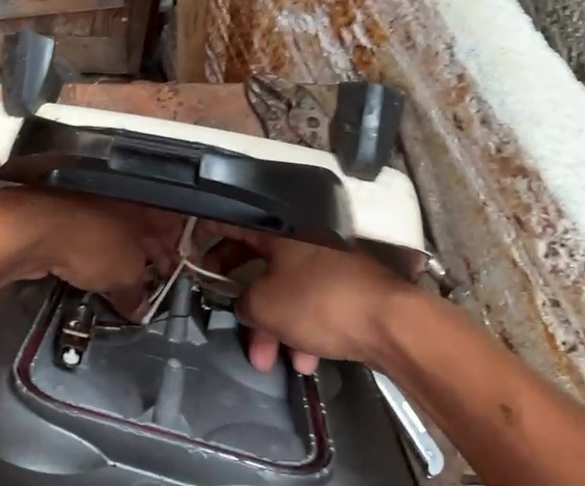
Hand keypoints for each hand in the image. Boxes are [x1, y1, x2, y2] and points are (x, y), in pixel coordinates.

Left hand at [0, 189, 179, 315]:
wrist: (36, 228)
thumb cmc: (92, 243)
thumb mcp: (125, 275)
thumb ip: (137, 293)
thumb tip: (141, 309)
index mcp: (141, 207)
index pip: (169, 231)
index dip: (173, 258)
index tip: (173, 283)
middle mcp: (119, 202)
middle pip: (140, 235)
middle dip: (145, 263)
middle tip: (147, 291)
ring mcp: (90, 209)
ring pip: (113, 239)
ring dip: (117, 263)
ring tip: (121, 291)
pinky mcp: (64, 220)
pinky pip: (89, 245)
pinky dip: (93, 262)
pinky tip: (92, 280)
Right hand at [208, 229, 415, 375]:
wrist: (392, 323)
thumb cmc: (320, 302)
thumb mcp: (266, 305)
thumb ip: (244, 302)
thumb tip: (245, 304)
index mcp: (278, 227)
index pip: (231, 222)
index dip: (206, 237)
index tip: (191, 254)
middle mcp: (301, 236)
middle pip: (258, 262)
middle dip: (243, 301)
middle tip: (230, 321)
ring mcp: (327, 261)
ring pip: (286, 290)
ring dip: (274, 327)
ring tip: (271, 361)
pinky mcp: (347, 287)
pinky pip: (313, 304)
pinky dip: (304, 330)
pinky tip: (307, 362)